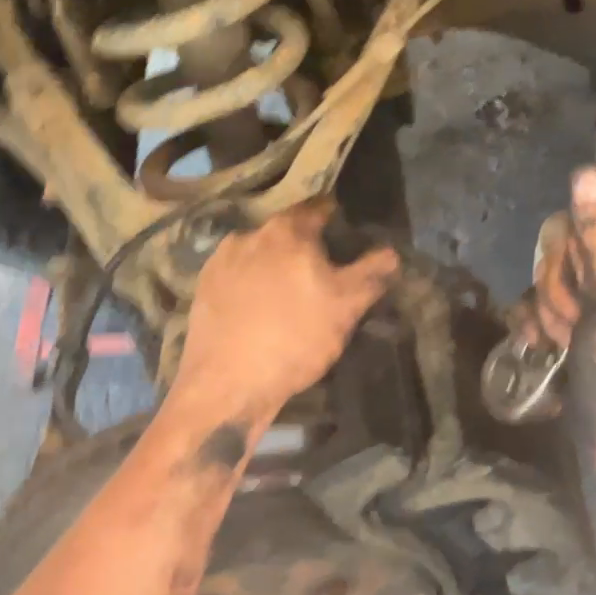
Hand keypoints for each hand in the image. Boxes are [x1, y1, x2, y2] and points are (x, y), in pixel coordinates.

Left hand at [172, 202, 399, 420]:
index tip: (346, 236)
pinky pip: (238, 276)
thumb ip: (371, 273)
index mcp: (288, 230)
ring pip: (261, 253)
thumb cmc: (294, 339)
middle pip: (287, 231)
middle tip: (322, 273)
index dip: (336, 219)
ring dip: (275, 265)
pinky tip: (260, 311)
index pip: (318, 207)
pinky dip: (251, 285)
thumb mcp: (346, 308)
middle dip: (305, 246)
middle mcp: (251, 233)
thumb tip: (392, 252)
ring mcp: (221, 260)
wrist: (226, 386)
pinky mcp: (203, 287)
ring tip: (288, 296)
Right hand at [535, 169, 595, 475]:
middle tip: (577, 313)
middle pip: (576, 237)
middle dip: (564, 276)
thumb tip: (585, 170)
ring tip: (566, 338)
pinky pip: (548, 300)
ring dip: (552, 303)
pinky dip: (543, 321)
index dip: (588, 231)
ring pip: (557, 269)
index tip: (585, 262)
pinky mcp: (584, 326)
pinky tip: (547, 344)